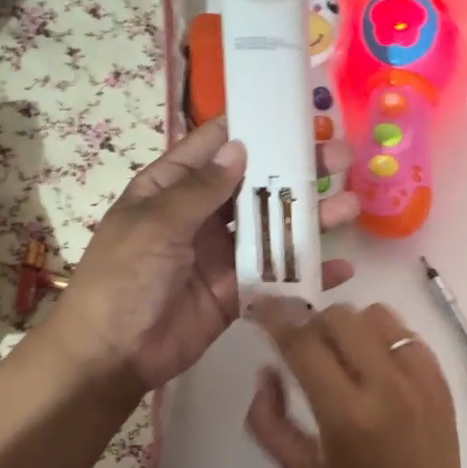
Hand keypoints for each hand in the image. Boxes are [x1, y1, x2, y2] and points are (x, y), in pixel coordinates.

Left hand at [45, 118, 360, 392]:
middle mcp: (202, 217)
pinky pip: (276, 278)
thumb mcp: (156, 224)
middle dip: (294, 172)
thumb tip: (239, 149)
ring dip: (309, 219)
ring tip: (350, 206)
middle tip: (338, 158)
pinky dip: (306, 274)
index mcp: (171, 189)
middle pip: (254, 187)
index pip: (214, 148)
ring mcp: (223, 256)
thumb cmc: (123, 278)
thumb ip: (201, 190)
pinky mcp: (239, 294)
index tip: (293, 115)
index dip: (252, 130)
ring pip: (272, 230)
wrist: (116, 352)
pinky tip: (340, 267)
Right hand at [246, 303, 466, 467]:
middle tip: (303, 343)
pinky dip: (383, 337)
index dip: (275, 318)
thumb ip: (268, 420)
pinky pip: (406, 333)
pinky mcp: (440, 379)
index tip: (261, 310)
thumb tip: (267, 370)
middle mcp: (386, 387)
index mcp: (346, 415)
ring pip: (375, 315)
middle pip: (338, 317)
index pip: (302, 342)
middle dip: (311, 322)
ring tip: (342, 353)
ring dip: (349, 326)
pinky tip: (375, 363)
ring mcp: (419, 379)